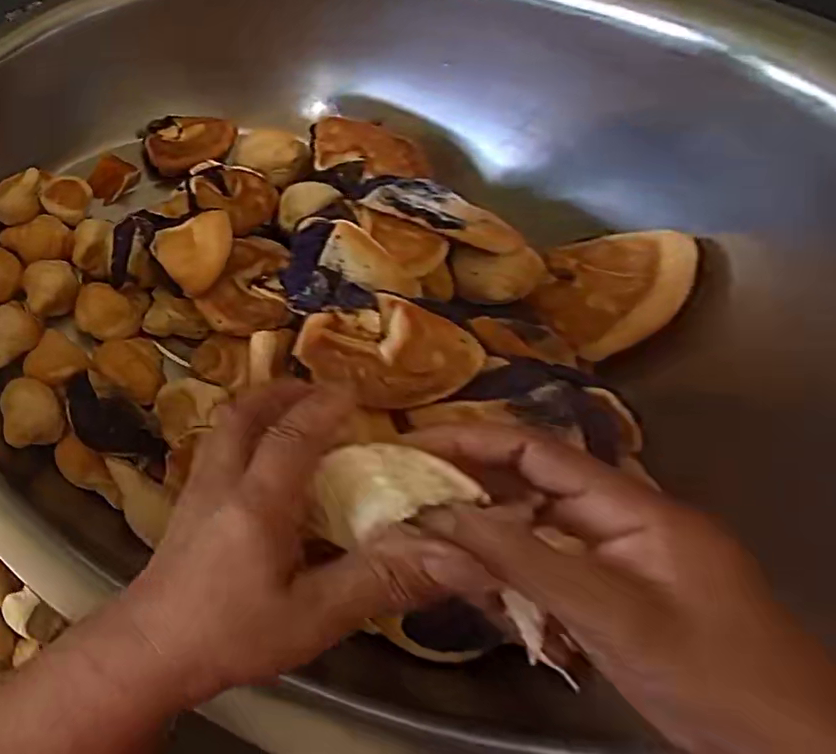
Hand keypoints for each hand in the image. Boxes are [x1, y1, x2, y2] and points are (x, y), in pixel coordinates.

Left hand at [116, 381, 469, 701]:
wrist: (158, 638)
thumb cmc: (235, 631)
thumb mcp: (316, 616)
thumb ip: (381, 580)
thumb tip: (457, 556)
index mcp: (255, 502)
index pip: (289, 436)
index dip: (321, 408)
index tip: (352, 391)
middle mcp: (219, 480)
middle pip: (241, 414)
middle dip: (279, 393)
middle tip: (318, 390)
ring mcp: (196, 486)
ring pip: (222, 427)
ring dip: (256, 407)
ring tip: (292, 410)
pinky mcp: (187, 499)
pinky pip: (215, 446)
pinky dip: (241, 431)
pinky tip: (261, 455)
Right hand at [408, 425, 835, 753]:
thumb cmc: (717, 680)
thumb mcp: (607, 614)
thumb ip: (513, 555)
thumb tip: (430, 511)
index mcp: (639, 510)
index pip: (536, 449)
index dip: (466, 440)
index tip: (406, 447)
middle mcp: (627, 521)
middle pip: (527, 480)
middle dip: (463, 481)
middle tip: (402, 486)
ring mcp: (622, 557)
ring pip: (529, 520)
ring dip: (478, 526)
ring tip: (423, 529)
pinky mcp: (614, 589)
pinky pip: (541, 557)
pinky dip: (501, 562)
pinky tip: (471, 578)